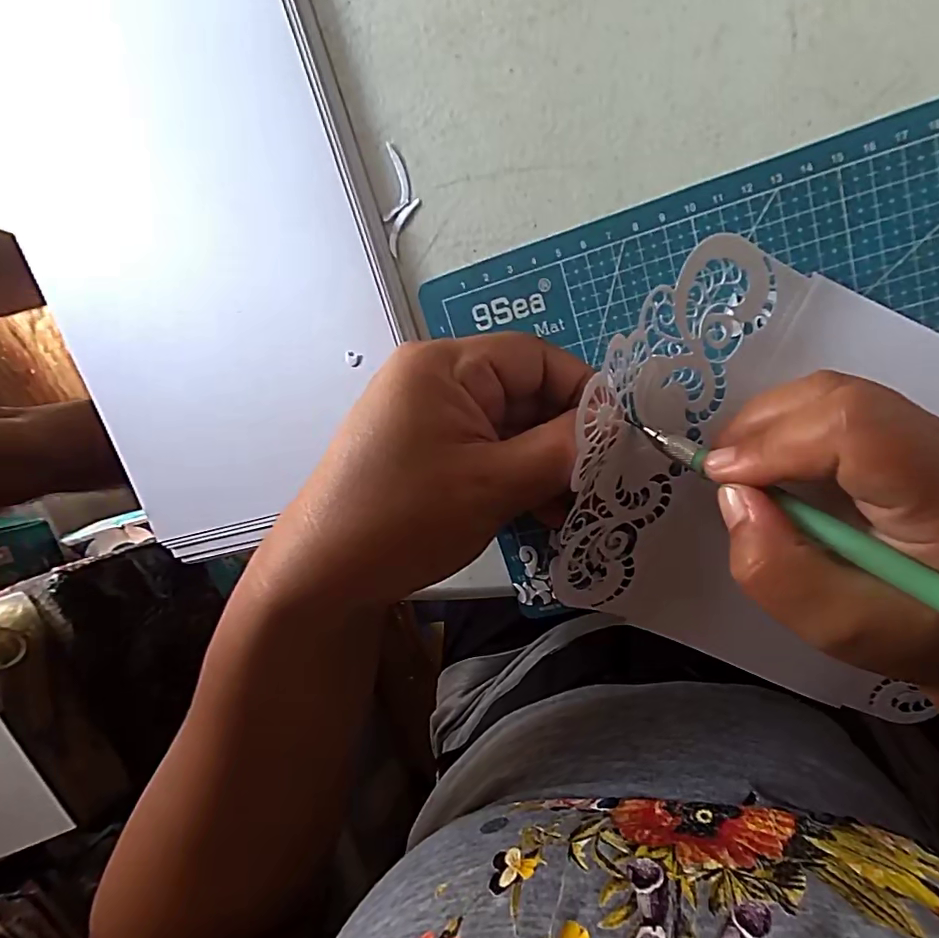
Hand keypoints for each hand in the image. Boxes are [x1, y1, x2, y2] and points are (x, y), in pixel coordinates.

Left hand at [247, 334, 590, 608]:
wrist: (321, 578)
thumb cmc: (402, 519)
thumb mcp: (493, 482)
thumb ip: (563, 449)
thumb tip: (616, 429)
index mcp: (446, 365)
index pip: (536, 358)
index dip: (583, 393)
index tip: (617, 438)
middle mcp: (437, 381)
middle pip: (525, 395)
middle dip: (565, 440)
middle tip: (600, 483)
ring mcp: (431, 420)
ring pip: (510, 431)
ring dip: (545, 467)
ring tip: (574, 509)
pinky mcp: (429, 455)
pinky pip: (488, 454)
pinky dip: (517, 480)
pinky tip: (543, 515)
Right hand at [704, 371, 938, 692]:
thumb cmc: (910, 637)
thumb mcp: (835, 627)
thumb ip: (777, 571)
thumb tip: (735, 496)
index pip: (856, 427)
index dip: (776, 441)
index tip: (722, 477)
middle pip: (841, 398)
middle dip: (763, 427)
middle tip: (720, 473)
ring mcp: (937, 430)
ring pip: (834, 393)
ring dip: (770, 423)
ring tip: (738, 469)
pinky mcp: (914, 428)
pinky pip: (837, 405)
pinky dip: (788, 425)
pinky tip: (769, 461)